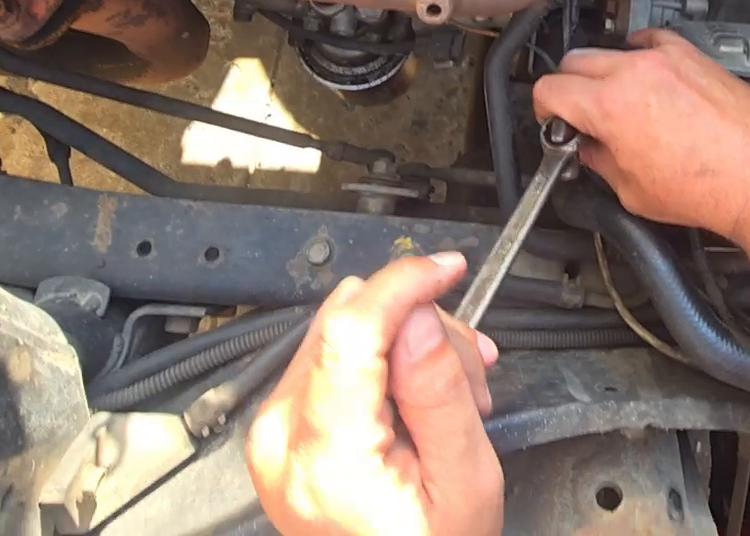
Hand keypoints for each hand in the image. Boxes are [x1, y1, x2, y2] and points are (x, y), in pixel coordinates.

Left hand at [246, 253, 504, 535]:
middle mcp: (284, 433)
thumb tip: (422, 314)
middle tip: (471, 368)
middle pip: (355, 317)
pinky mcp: (286, 420)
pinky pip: (341, 349)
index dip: (405, 281)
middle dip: (424, 325)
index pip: (352, 325)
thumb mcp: (463, 479)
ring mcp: (278, 426)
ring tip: (453, 392)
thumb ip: (439, 391)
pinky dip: (390, 355)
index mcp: (326, 453)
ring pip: (351, 323)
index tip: (450, 270)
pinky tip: (423, 390)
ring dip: (413, 340)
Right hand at [531, 29, 749, 242]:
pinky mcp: (692, 56)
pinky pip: (652, 41)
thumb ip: (600, 161)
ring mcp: (666, 59)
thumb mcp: (633, 191)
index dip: (544, 108)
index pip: (551, 88)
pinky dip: (640, 54)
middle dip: (569, 88)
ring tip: (618, 101)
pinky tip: (646, 74)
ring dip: (603, 72)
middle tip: (580, 115)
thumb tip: (590, 149)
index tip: (552, 120)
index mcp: (610, 106)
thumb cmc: (709, 188)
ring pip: (611, 49)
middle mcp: (635, 72)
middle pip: (575, 61)